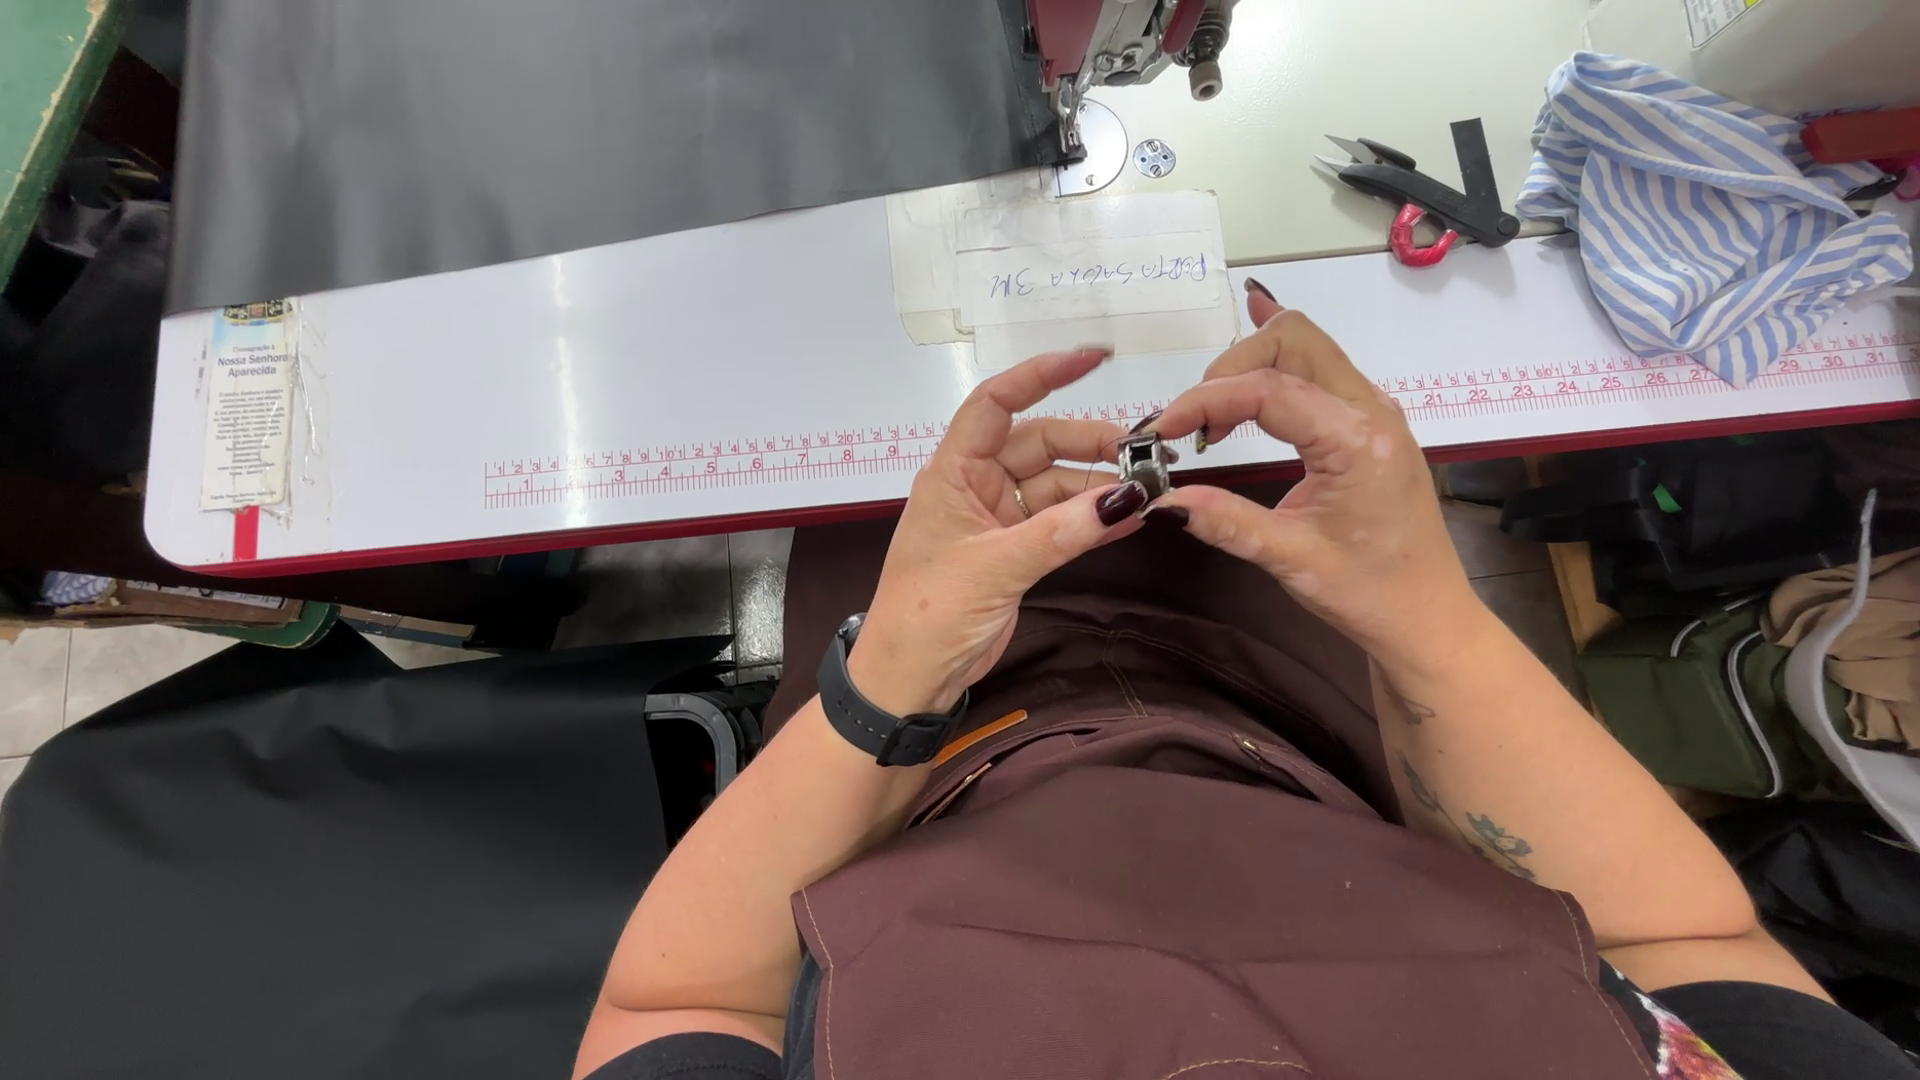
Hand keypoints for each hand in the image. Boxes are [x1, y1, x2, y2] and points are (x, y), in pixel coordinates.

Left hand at [850, 348, 1150, 715]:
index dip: (1040, 375)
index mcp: (953, 472)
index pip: (995, 403)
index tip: (1093, 359)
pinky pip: (1061, 523)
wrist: (911, 679)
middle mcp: (976, 485)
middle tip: (1146, 457)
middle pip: (1039, 444)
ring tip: (1149, 492)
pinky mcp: (1015, 551)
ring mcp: (998, 518)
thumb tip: (1129, 499)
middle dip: (1090, 445)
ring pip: (1056, 485)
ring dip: (1099, 488)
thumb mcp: (995, 567)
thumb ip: (1062, 532)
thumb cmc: (930, 613)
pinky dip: (1093, 520)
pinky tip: (1130, 518)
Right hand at [1145, 285, 1481, 668]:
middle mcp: (1371, 409)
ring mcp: (1372, 410)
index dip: (1205, 401)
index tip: (1161, 431)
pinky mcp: (1365, 422)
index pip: (1267, 390)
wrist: (1426, 614)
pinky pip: (1317, 369)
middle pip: (1291, 340)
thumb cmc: (1366, 591)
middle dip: (1230, 367)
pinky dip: (1273, 366)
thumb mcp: (1289, 558)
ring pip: (1304, 347)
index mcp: (1357, 441)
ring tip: (1213, 420)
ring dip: (1249, 367)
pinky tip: (1244, 367)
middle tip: (1195, 422)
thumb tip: (1158, 500)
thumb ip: (1224, 521)